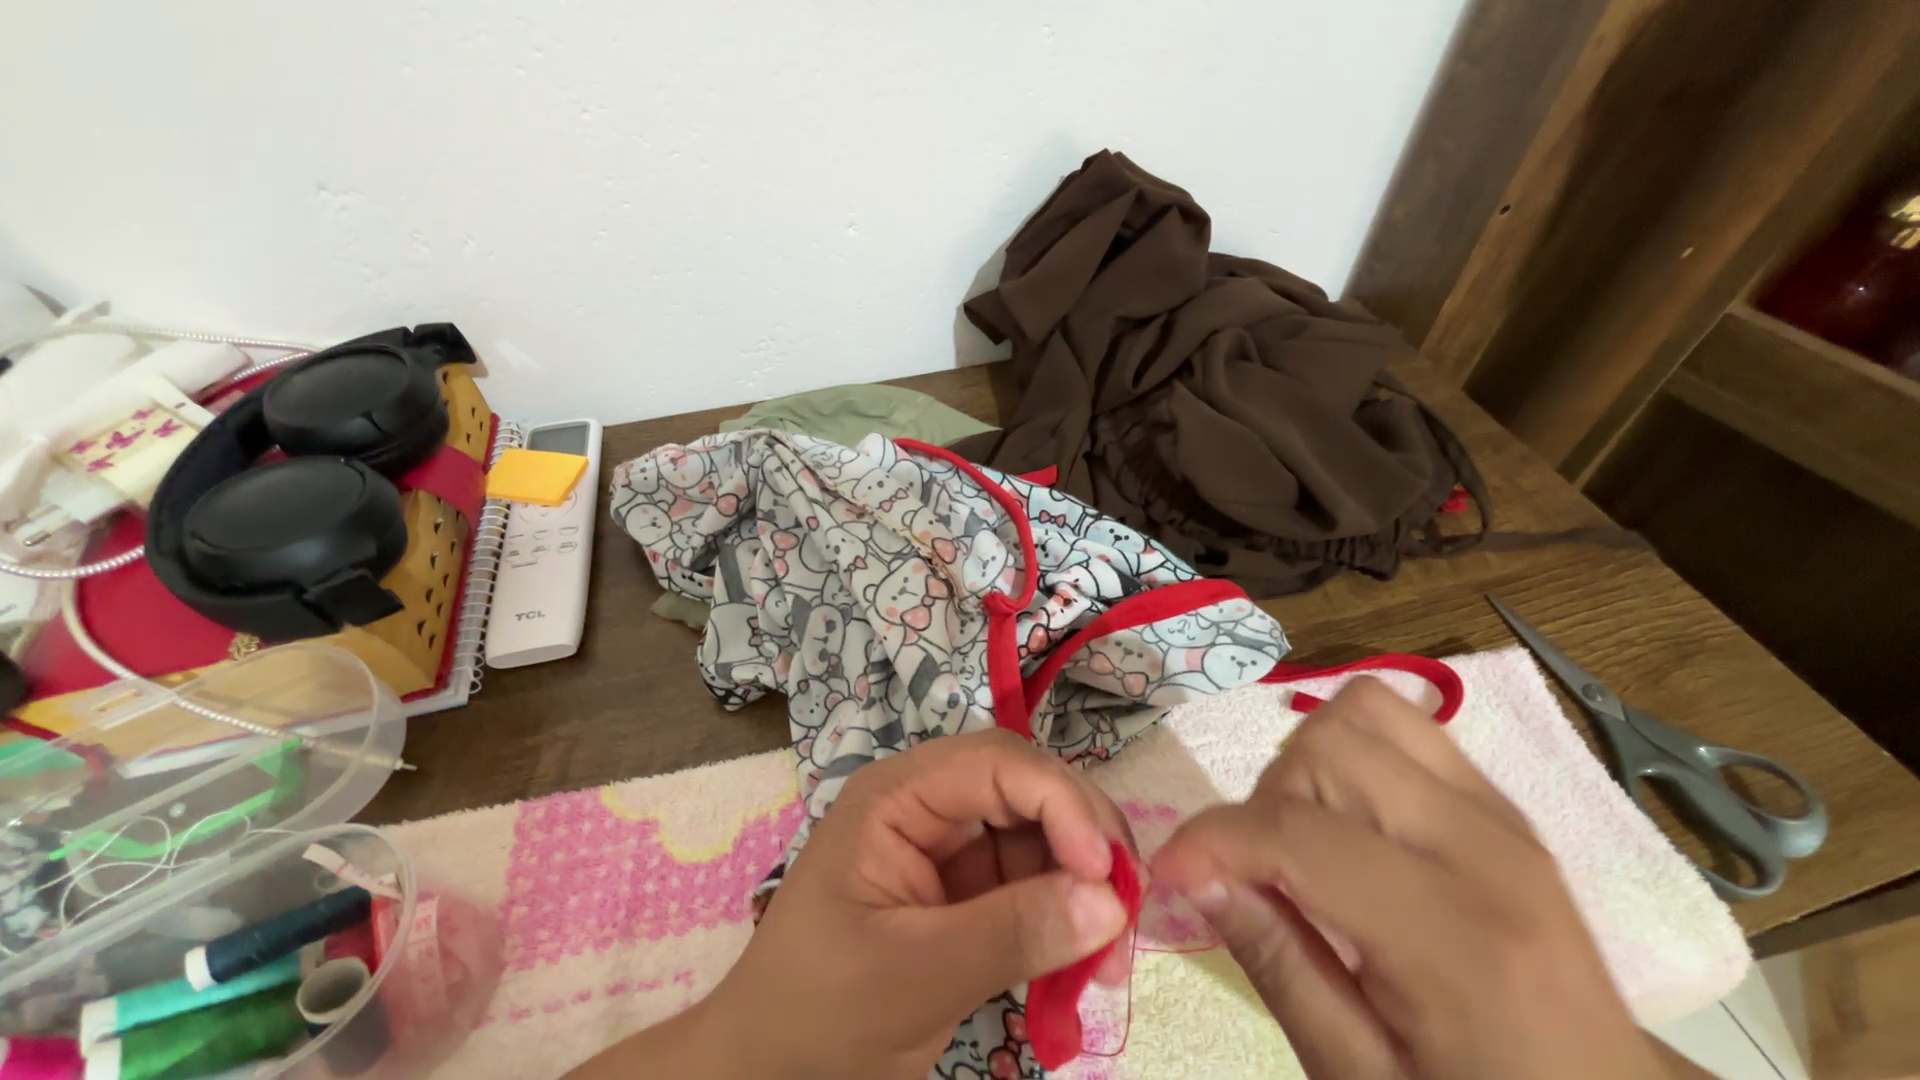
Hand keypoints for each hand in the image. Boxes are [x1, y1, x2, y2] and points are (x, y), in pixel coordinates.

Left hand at [572, 729, 1134, 1079]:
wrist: (770, 1071)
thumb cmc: (820, 1014)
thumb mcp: (914, 976)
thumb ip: (1013, 933)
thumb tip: (1111, 902)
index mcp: (897, 796)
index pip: (997, 763)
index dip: (1062, 803)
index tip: (1107, 875)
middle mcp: (927, 804)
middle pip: (1028, 789)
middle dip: (1083, 841)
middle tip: (1126, 912)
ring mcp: (949, 846)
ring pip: (1040, 836)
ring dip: (1084, 885)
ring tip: (1110, 957)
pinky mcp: (965, 889)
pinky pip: (1032, 882)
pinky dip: (1066, 915)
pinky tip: (1084, 961)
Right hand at [1150, 677, 1670, 1079]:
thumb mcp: (1361, 1078)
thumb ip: (1277, 964)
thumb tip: (1196, 875)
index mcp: (1456, 937)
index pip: (1298, 835)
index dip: (1209, 842)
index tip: (1166, 874)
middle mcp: (1486, 848)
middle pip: (1326, 750)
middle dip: (1262, 804)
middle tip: (1258, 878)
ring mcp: (1501, 813)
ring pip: (1360, 712)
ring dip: (1304, 765)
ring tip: (1305, 843)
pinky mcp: (1502, 802)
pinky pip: (1402, 723)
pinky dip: (1348, 749)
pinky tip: (1347, 819)